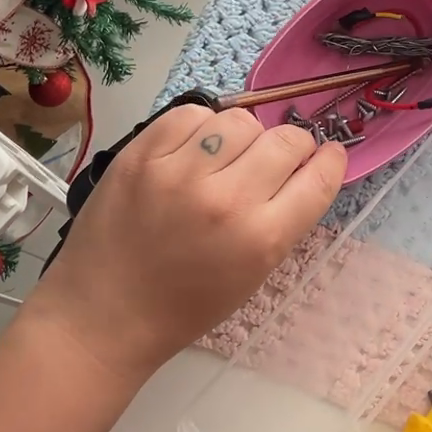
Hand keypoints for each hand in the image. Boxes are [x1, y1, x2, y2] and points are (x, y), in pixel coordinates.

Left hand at [25, 105, 347, 378]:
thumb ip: (284, 218)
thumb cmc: (185, 305)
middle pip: (286, 140)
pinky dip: (200, 126)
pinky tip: (192, 150)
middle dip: (290, 146)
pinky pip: (191, 113)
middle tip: (272, 160)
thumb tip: (308, 165)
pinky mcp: (140, 155)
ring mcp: (179, 173)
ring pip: (240, 120)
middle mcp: (226, 200)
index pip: (319, 176)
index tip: (325, 156)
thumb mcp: (253, 274)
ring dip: (243, 135)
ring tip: (224, 157)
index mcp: (261, 240)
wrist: (102, 318)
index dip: (329, 159)